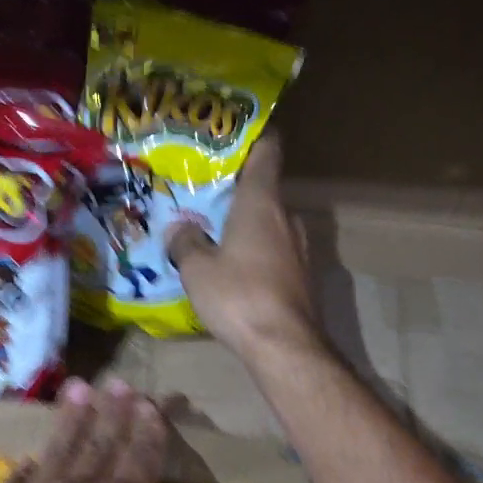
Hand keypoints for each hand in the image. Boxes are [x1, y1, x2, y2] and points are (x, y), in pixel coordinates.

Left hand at [0, 377, 174, 482]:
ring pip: (54, 453)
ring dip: (70, 420)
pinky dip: (27, 470)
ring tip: (79, 390)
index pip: (139, 460)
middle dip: (113, 412)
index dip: (150, 431)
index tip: (154, 405)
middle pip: (98, 444)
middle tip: (121, 383)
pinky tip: (31, 460)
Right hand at [166, 134, 320, 359]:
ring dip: (247, 229)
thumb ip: (185, 243)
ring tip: (216, 239)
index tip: (237, 137)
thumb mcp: (197, 269)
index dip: (255, 139)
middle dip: (238, 195)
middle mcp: (287, 218)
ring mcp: (300, 249)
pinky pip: (276, 254)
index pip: (267, 153)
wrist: (284, 345)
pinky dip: (257, 256)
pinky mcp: (303, 278)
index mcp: (261, 203)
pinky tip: (236, 274)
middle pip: (265, 193)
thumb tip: (179, 230)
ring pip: (271, 226)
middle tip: (206, 200)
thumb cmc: (238, 296)